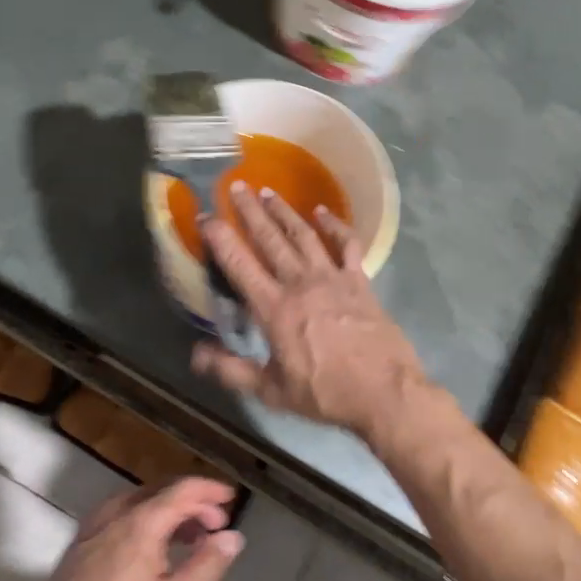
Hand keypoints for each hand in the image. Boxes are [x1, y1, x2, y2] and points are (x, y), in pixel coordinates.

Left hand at [9, 478, 244, 580]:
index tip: (231, 498)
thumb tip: (233, 537)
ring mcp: (97, 520)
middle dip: (193, 502)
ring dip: (171, 511)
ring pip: (142, 500)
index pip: (183, 489)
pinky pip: (124, 512)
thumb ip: (206, 566)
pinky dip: (148, 517)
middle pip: (163, 490)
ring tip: (191, 538)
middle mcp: (118, 510)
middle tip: (216, 525)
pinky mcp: (84, 535)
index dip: (210, 490)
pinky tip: (155, 546)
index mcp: (141, 520)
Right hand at [190, 183, 426, 436]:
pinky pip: (346, 244)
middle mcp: (300, 284)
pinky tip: (322, 212)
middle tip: (236, 186)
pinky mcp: (359, 281)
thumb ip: (231, 370)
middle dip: (250, 211)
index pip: (239, 265)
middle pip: (270, 239)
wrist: (385, 392)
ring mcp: (332, 278)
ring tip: (268, 192)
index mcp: (274, 309)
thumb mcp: (271, 390)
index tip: (205, 215)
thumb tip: (195, 354)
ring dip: (284, 212)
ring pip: (302, 235)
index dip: (220, 238)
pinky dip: (334, 225)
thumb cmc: (326, 394)